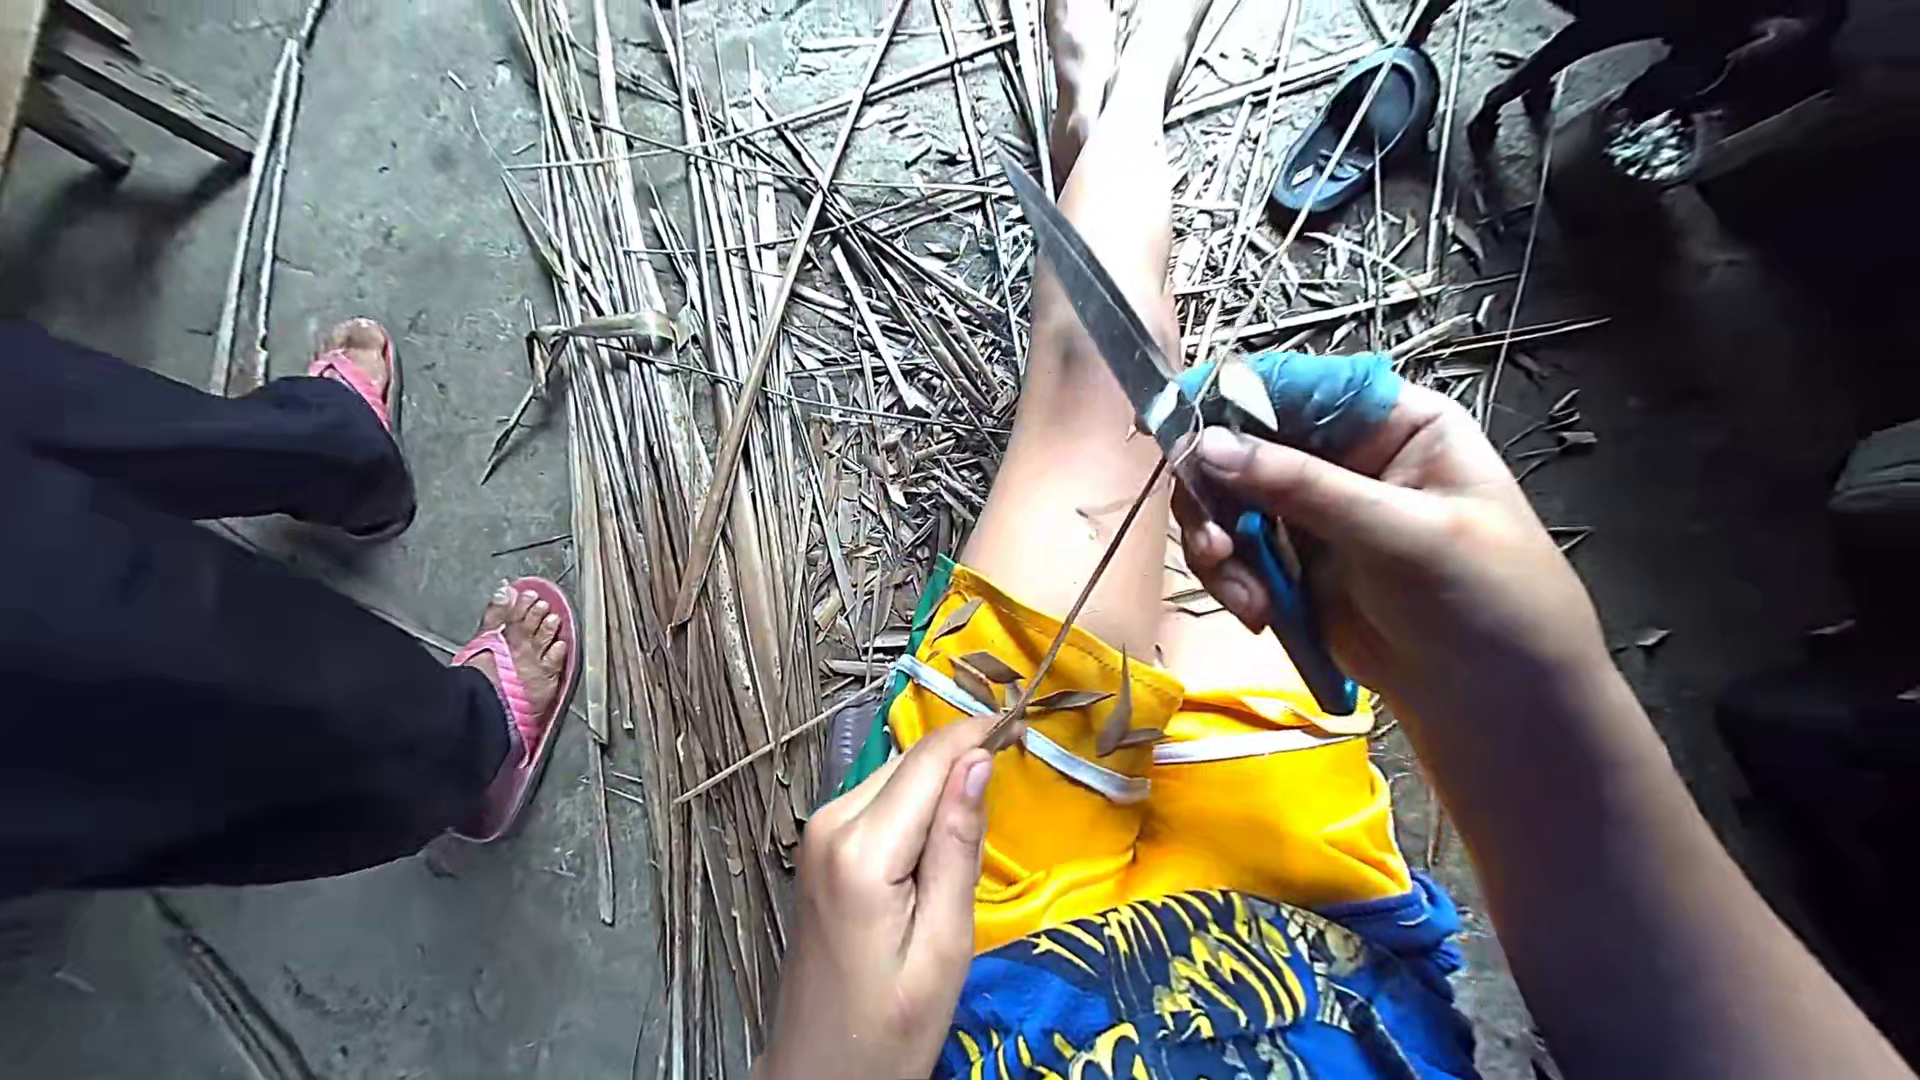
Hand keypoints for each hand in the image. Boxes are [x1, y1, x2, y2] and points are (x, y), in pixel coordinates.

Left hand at [757, 713, 995, 1079]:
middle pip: (911, 762)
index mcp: (862, 849)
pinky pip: (880, 796)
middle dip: (961, 761)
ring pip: (896, 773)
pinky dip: (916, 800)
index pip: (929, 760)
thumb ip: (959, 844)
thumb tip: (978, 761)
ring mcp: (820, 828)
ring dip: (940, 781)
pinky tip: (935, 836)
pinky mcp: (821, 840)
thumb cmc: (890, 1029)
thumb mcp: (944, 945)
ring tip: (973, 821)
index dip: (977, 734)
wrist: (815, 1075)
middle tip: (1007, 780)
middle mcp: (831, 821)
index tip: (1020, 724)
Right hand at [1173, 383, 1611, 721]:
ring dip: (1218, 547)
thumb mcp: (1400, 533)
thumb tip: (1206, 444)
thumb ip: (1302, 486)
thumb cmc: (1483, 598)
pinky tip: (1256, 611)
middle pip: (1238, 447)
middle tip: (1215, 544)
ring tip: (1245, 595)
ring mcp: (1304, 509)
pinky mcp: (1282, 556)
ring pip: (1221, 502)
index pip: (1291, 389)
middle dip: (1215, 497)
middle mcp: (1336, 457)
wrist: (1490, 699)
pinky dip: (1228, 579)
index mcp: (1384, 423)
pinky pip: (1228, 550)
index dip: (1229, 403)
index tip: (1181, 435)